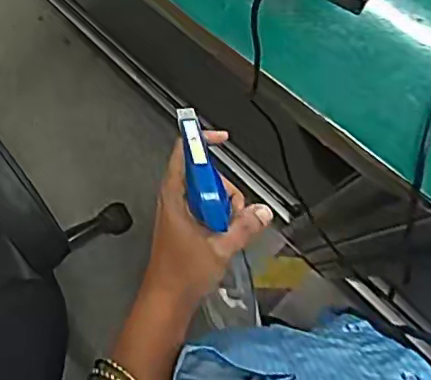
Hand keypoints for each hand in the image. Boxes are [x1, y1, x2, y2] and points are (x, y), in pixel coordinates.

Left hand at [146, 129, 273, 309]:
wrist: (168, 294)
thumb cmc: (183, 270)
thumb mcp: (219, 248)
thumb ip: (242, 228)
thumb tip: (262, 211)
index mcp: (173, 192)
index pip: (184, 153)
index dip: (200, 140)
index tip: (220, 137)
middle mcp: (173, 194)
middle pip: (203, 174)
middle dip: (225, 190)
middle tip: (230, 216)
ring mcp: (178, 207)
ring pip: (208, 192)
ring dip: (224, 207)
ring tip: (224, 232)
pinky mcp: (184, 219)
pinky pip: (206, 207)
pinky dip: (219, 216)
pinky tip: (222, 236)